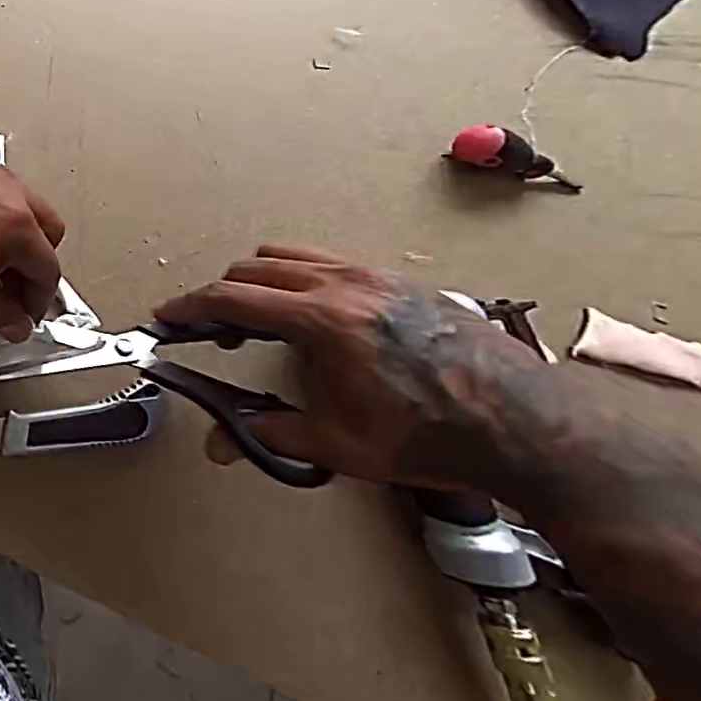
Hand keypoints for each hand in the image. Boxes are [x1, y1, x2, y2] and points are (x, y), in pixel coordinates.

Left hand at [0, 161, 64, 342]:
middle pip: (46, 231)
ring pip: (22, 206)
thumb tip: (14, 320)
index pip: (47, 268)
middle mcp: (6, 191)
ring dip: (16, 236)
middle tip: (11, 288)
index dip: (38, 299)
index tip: (22, 312)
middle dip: (34, 263)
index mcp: (15, 225)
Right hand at [155, 244, 569, 492]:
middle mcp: (344, 286)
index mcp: (321, 320)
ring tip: (258, 317)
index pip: (229, 297)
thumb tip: (219, 442)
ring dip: (257, 281)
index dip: (188, 306)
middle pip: (250, 270)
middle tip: (212, 330)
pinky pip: (327, 262)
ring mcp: (375, 278)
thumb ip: (265, 434)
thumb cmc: (438, 435)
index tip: (169, 315)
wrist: (531, 431)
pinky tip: (308, 314)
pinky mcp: (400, 282)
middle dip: (220, 297)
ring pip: (287, 256)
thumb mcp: (337, 444)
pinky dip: (298, 278)